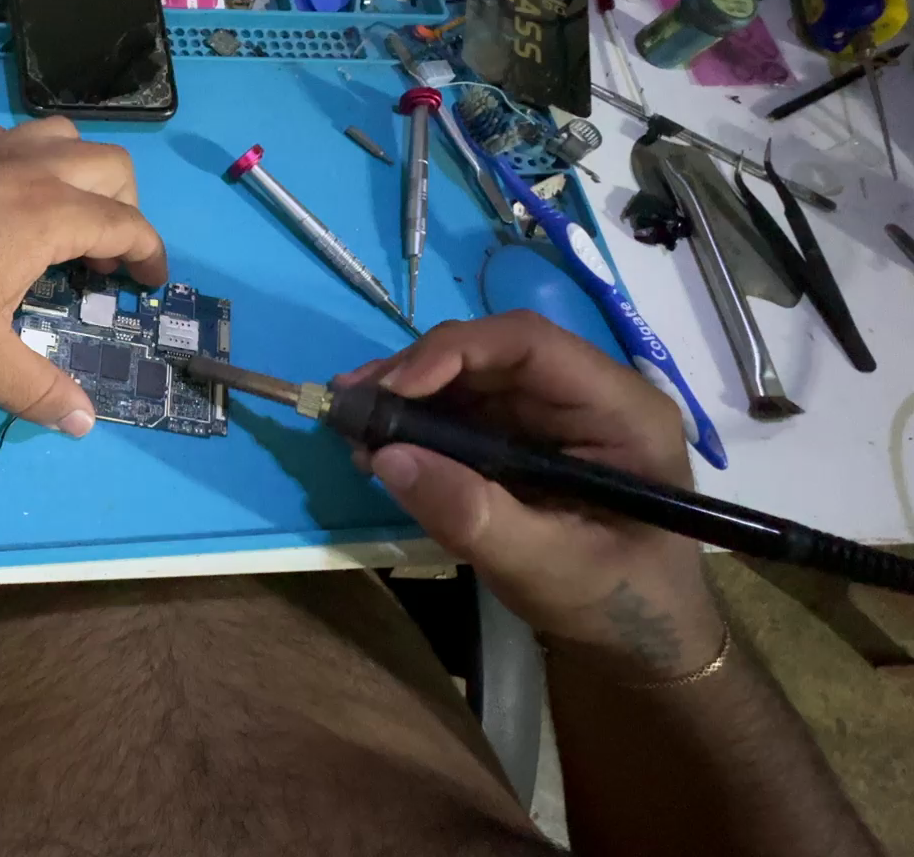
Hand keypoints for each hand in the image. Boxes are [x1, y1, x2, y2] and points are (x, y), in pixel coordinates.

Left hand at [0, 119, 166, 436]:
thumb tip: (83, 424)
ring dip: (83, 175)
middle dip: (126, 210)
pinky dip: (36, 162)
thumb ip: (37, 390)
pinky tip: (10, 203)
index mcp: (45, 215)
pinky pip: (16, 139)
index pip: (127, 223)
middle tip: (103, 261)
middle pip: (110, 166)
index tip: (149, 281)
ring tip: (66, 222)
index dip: (149, 253)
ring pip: (63, 136)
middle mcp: (26, 169)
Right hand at [341, 312, 724, 680]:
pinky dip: (403, 415)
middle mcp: (578, 395)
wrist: (629, 636)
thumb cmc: (612, 601)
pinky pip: (448, 403)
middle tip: (350, 404)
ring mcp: (540, 410)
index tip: (392, 390)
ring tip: (351, 422)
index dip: (453, 353)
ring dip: (397, 392)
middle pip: (484, 351)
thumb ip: (472, 514)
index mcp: (617, 412)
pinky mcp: (507, 430)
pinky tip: (372, 440)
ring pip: (457, 371)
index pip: (529, 344)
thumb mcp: (544, 567)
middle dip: (411, 371)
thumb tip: (386, 458)